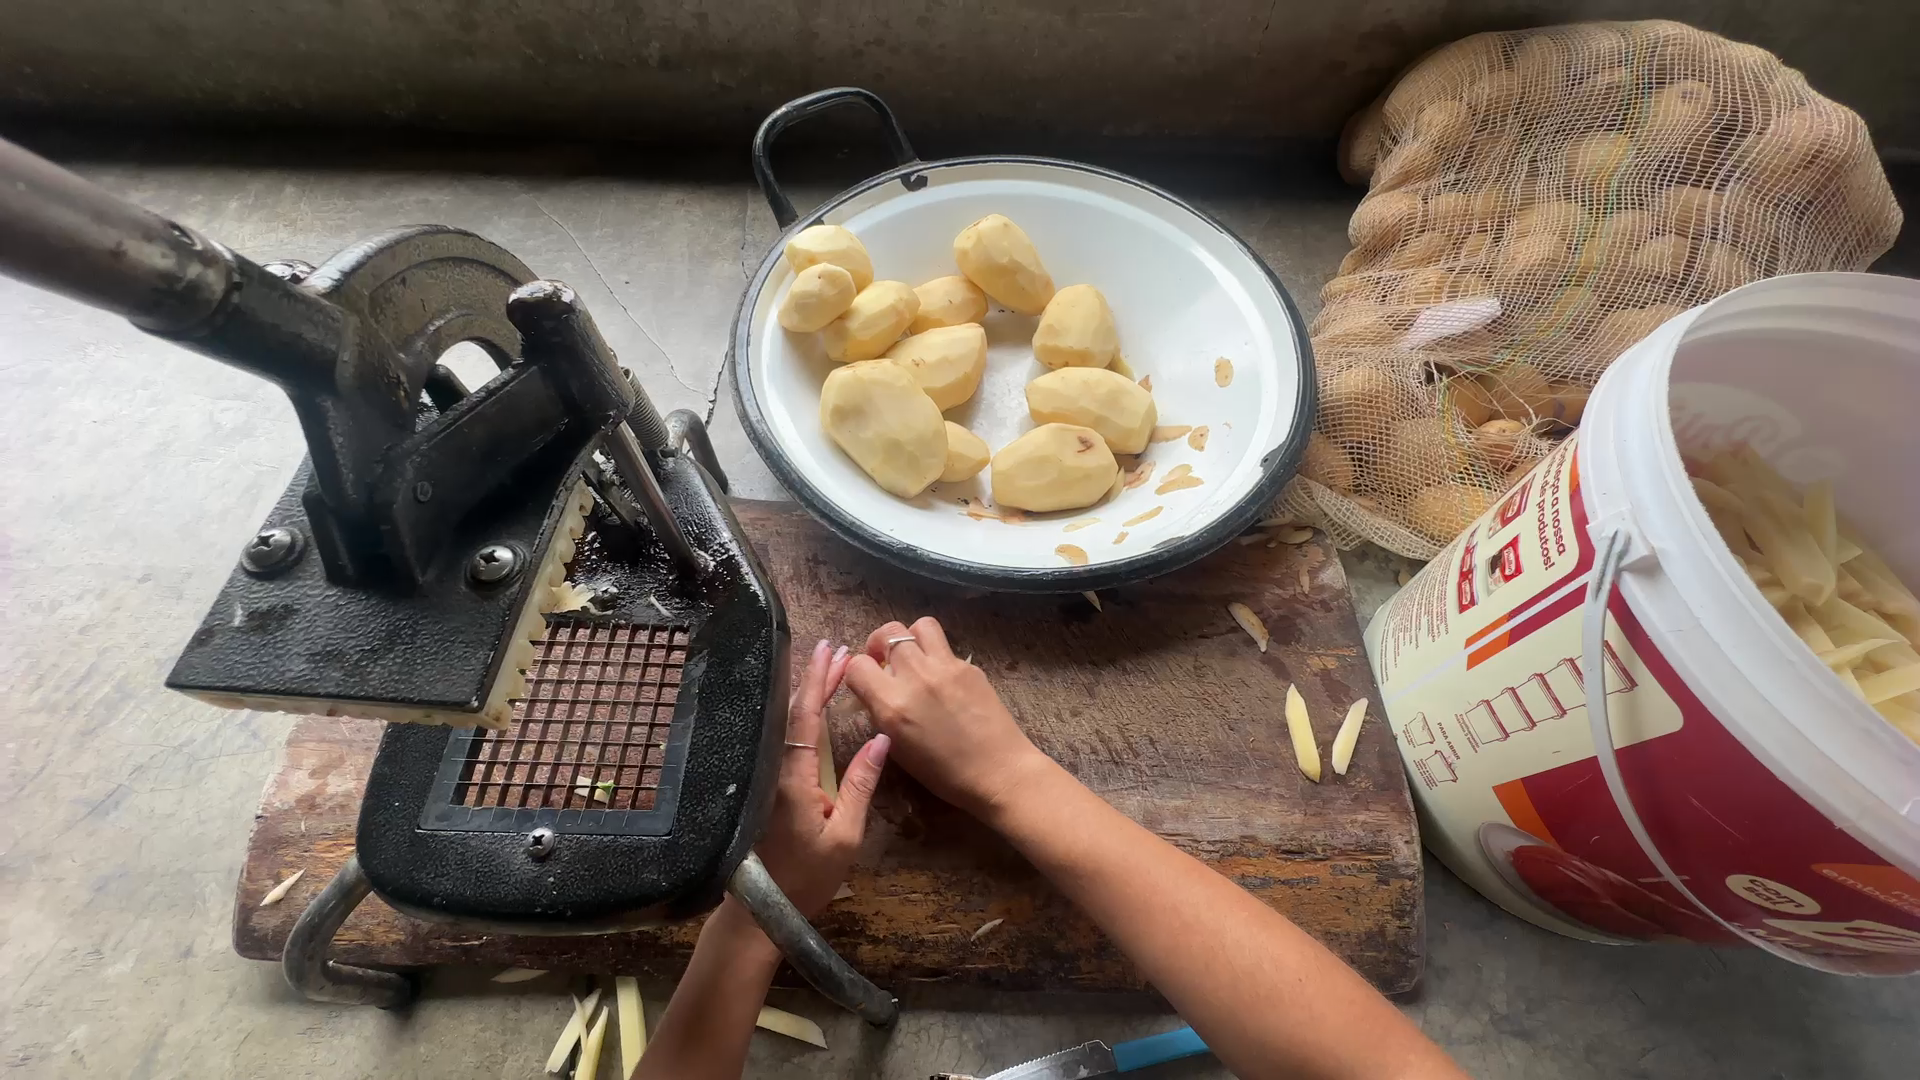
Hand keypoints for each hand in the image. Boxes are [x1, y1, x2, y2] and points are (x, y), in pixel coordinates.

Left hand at [753, 638, 889, 917]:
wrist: (761, 913)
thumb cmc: (808, 877)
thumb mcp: (846, 835)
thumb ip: (861, 785)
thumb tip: (882, 740)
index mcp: (792, 777)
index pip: (806, 718)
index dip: (819, 682)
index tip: (832, 652)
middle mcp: (774, 768)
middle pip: (794, 712)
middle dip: (815, 678)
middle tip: (838, 650)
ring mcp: (768, 776)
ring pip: (787, 723)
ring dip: (809, 694)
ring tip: (831, 669)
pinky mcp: (767, 785)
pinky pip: (784, 738)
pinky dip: (801, 715)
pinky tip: (813, 708)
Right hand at [842, 617, 1048, 819]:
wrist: (998, 771)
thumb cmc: (944, 774)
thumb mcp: (898, 748)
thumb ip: (881, 712)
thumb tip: (874, 691)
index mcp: (893, 705)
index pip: (858, 666)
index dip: (856, 672)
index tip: (864, 681)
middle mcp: (917, 677)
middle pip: (888, 632)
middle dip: (879, 643)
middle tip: (885, 661)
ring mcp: (946, 667)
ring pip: (920, 626)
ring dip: (911, 638)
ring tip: (914, 657)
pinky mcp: (970, 665)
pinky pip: (945, 647)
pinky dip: (936, 656)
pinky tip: (943, 679)